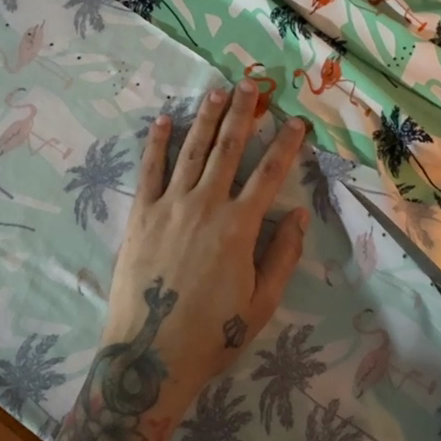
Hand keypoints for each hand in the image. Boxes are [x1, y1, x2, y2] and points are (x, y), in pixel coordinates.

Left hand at [16, 82, 309, 440]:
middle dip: (243, 114)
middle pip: (228, 149)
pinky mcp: (140, 214)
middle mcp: (205, 205)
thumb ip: (282, 257)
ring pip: (191, 151)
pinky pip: (149, 170)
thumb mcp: (261, 304)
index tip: (297, 121)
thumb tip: (299, 216)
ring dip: (205, 118)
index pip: (269, 175)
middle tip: (252, 84)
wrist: (149, 356)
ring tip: (216, 92)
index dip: (286, 145)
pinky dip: (156, 142)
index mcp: (239, 227)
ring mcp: (169, 206)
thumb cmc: (212, 336)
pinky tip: (163, 120)